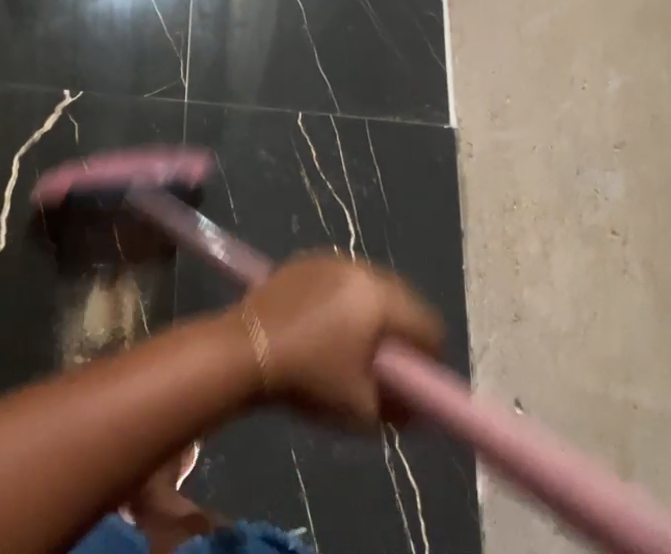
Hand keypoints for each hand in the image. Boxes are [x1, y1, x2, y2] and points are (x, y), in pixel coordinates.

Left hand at [237, 254, 445, 423]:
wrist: (241, 350)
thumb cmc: (308, 377)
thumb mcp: (363, 409)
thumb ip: (400, 409)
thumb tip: (412, 406)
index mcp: (381, 298)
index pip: (429, 326)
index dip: (428, 361)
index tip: (412, 386)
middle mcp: (359, 269)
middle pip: (401, 302)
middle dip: (399, 335)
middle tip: (382, 369)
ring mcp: (327, 261)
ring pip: (368, 289)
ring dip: (369, 316)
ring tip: (348, 350)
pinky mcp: (300, 262)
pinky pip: (337, 283)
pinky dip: (339, 304)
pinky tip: (321, 331)